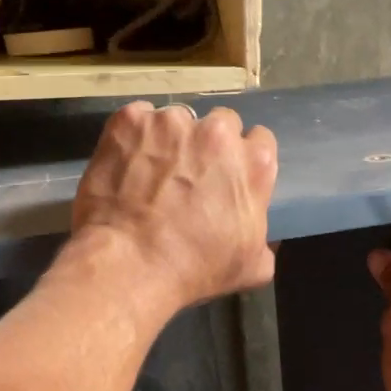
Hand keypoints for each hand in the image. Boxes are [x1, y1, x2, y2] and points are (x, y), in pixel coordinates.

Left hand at [70, 101, 278, 308]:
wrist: (131, 264)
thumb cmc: (196, 269)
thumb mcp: (252, 267)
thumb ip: (264, 240)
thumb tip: (260, 240)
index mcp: (254, 163)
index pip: (260, 141)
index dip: (242, 160)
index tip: (227, 179)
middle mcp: (217, 131)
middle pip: (220, 124)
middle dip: (208, 146)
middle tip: (189, 177)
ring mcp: (171, 122)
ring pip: (176, 121)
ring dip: (170, 141)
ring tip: (151, 174)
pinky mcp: (130, 120)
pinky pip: (136, 121)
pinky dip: (133, 140)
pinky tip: (126, 168)